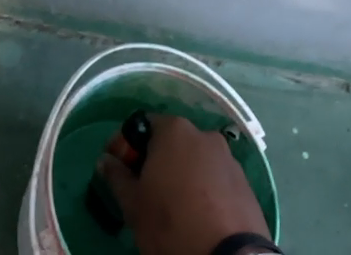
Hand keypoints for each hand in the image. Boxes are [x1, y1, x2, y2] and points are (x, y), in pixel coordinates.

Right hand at [98, 115, 272, 254]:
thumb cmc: (171, 223)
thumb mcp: (134, 203)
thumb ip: (117, 176)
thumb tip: (105, 160)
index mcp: (174, 131)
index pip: (143, 125)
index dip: (127, 146)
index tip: (120, 169)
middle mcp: (204, 135)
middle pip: (172, 142)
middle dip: (156, 160)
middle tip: (145, 189)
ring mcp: (228, 159)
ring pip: (195, 160)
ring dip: (181, 174)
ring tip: (173, 205)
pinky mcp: (245, 184)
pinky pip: (216, 178)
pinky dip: (204, 189)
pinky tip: (198, 215)